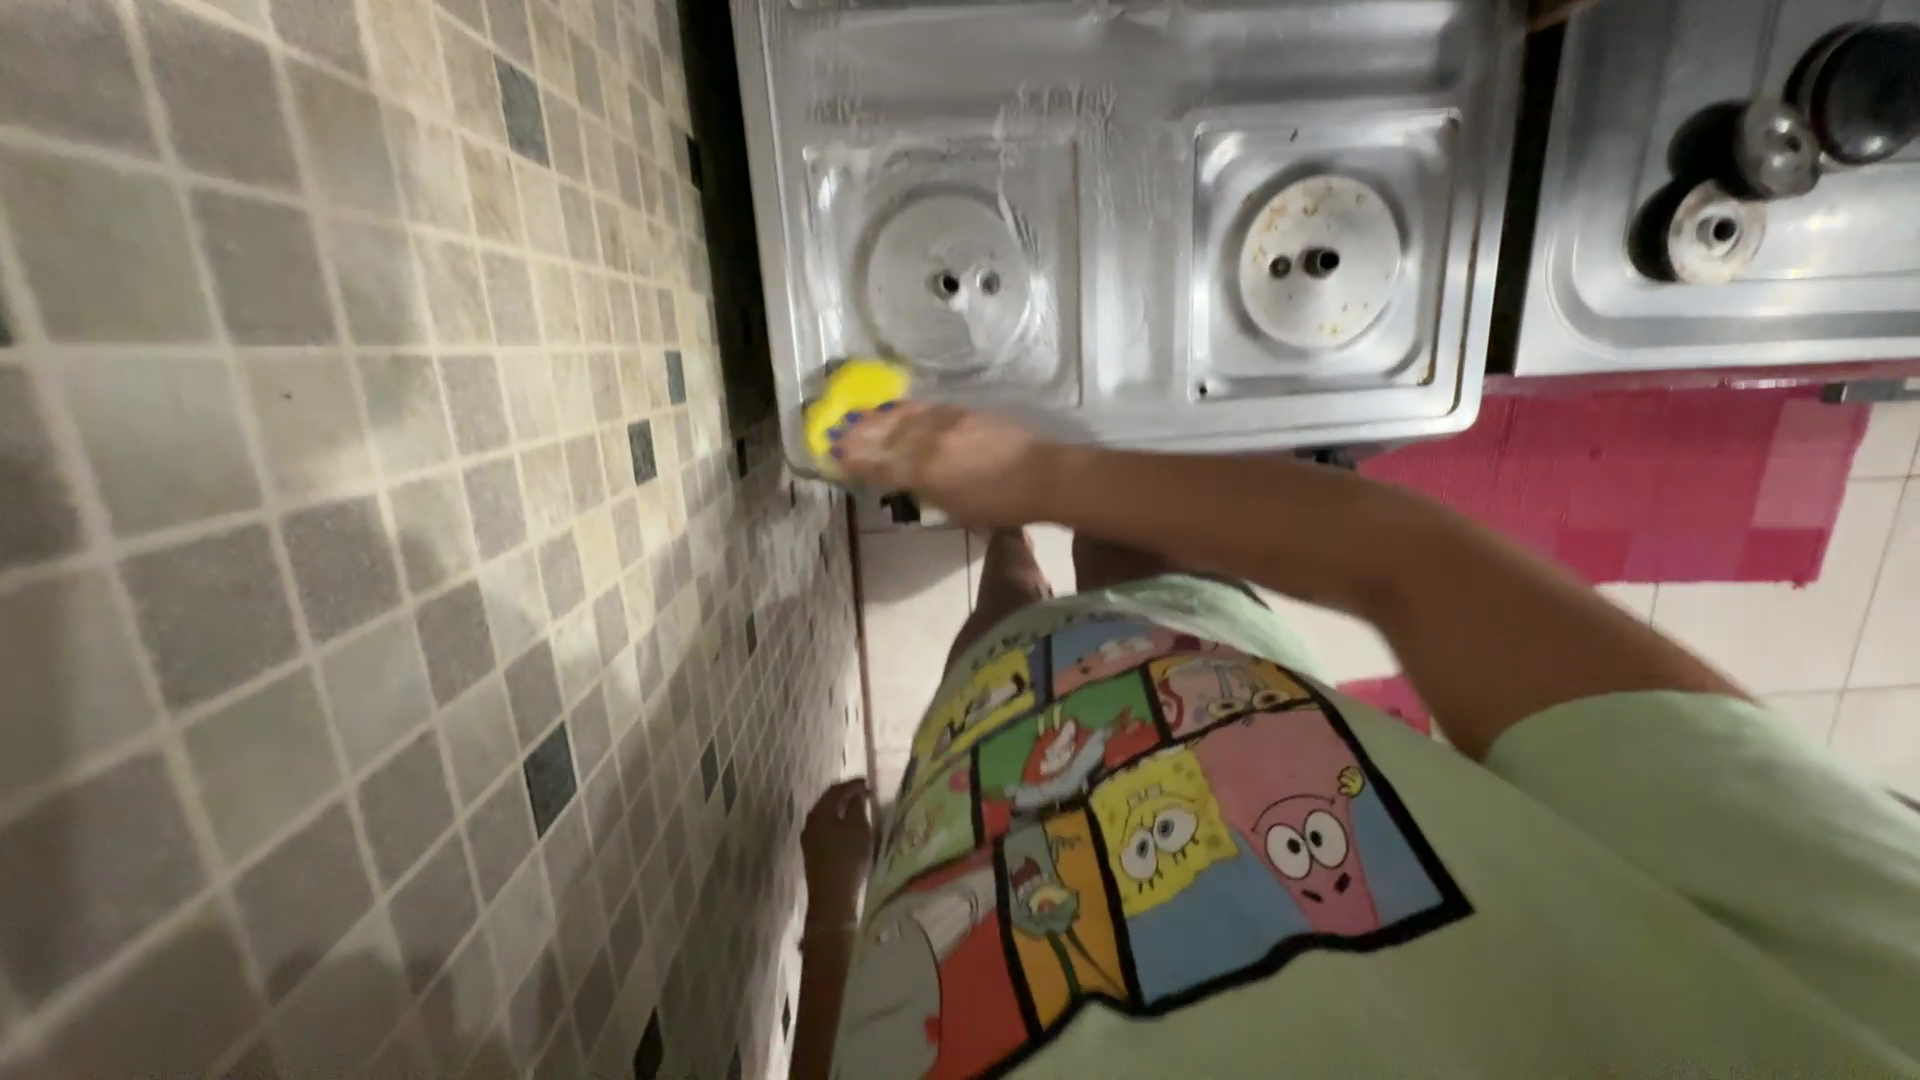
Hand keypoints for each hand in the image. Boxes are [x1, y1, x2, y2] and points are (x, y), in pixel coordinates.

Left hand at [801, 778, 874, 926]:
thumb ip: (857, 807)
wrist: (832, 898)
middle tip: (864, 793)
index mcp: (819, 812)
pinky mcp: (813, 853)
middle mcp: (810, 822)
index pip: (835, 790)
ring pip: (827, 816)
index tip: (868, 783)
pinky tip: (850, 829)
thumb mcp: (859, 828)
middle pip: (828, 802)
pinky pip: (826, 829)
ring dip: (842, 810)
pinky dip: (839, 823)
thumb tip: (856, 794)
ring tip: (859, 809)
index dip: (852, 784)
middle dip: (846, 796)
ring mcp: (809, 839)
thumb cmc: (848, 858)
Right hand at [832, 403, 1061, 528]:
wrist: (1042, 475)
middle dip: (858, 436)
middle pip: (885, 436)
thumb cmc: (1001, 505)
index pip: (881, 464)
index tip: (835, 456)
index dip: (857, 461)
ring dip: (875, 418)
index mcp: (926, 471)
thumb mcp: (956, 509)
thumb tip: (905, 480)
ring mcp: (945, 422)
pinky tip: (892, 408)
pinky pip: (922, 408)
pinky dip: (902, 409)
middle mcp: (929, 441)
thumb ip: (926, 491)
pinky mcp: (961, 412)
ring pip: (901, 417)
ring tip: (855, 418)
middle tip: (834, 434)